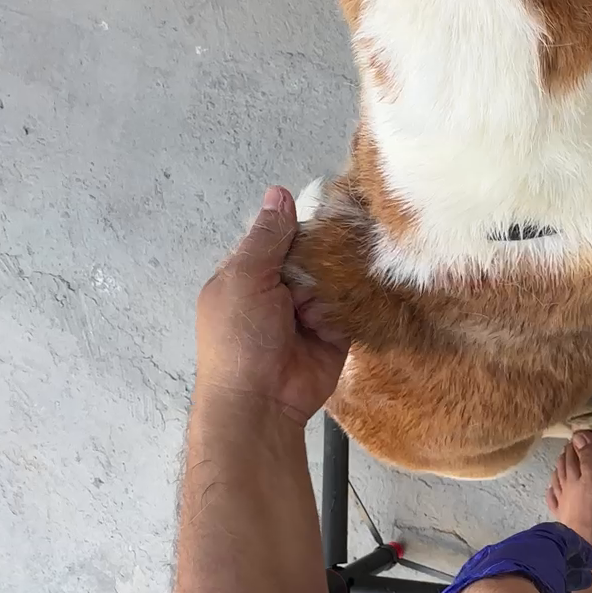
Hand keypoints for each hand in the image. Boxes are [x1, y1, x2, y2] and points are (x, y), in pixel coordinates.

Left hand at [194, 187, 346, 422]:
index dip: (301, 229)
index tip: (326, 218)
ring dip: (331, 292)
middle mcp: (280, 291)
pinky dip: (349, 311)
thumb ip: (268, 238)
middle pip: (315, 258)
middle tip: (316, 274)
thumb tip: (279, 192)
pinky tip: (336, 318)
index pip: (282, 239)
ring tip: (313, 311)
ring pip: (335, 283)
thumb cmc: (240, 338)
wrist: (261, 400)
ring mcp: (309, 315)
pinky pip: (351, 311)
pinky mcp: (335, 336)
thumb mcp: (245, 278)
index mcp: (250, 274)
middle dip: (321, 263)